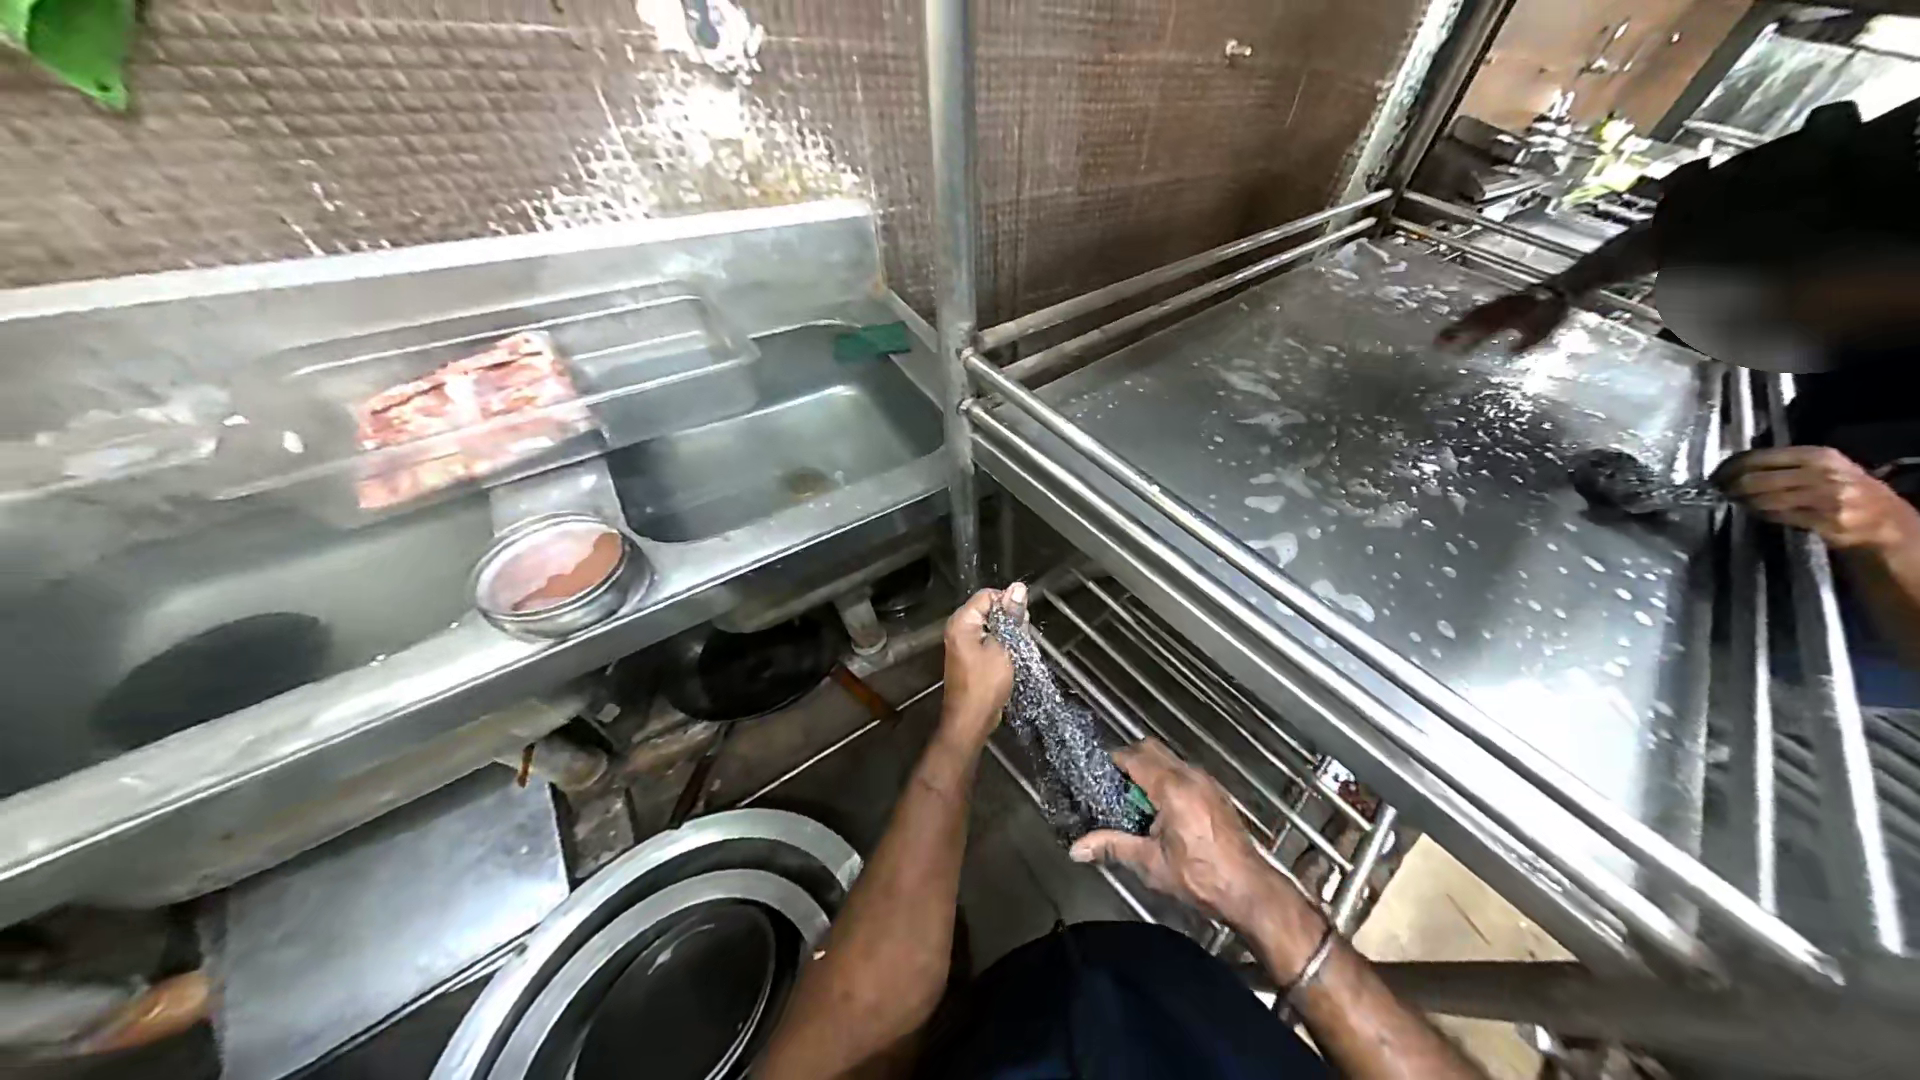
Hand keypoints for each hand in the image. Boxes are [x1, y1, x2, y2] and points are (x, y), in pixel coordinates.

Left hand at [939, 584, 1024, 748]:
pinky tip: (1011, 656)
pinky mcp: (969, 656)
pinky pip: (988, 640)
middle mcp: (958, 628)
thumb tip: (1018, 588)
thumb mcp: (1004, 647)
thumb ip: (1011, 617)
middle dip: (1008, 619)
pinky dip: (1001, 645)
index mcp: (962, 622)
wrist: (971, 719)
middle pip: (989, 609)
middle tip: (1020, 636)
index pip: (987, 595)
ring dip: (1007, 633)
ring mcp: (963, 643)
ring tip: (1017, 648)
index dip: (1007, 603)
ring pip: (991, 626)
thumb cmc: (985, 684)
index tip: (1021, 619)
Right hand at [1069, 739, 1308, 933]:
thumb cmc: (1200, 877)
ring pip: (1170, 759)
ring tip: (1138, 801)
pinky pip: (1184, 771)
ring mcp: (1207, 782)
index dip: (1113, 761)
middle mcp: (1190, 776)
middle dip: (1130, 760)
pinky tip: (1164, 810)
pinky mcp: (1217, 793)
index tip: (1098, 772)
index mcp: (1171, 788)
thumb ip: (1112, 847)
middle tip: (1115, 786)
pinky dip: (1168, 778)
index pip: (1134, 756)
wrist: (1250, 891)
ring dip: (1150, 769)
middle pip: (1151, 749)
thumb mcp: (1150, 864)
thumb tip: (1076, 849)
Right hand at [1436, 286, 1570, 353]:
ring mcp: (1497, 304)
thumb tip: (1509, 352)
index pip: (1477, 333)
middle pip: (1468, 323)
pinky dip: (1469, 316)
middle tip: (1436, 343)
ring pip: (1471, 315)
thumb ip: (1522, 344)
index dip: (1463, 343)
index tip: (1449, 352)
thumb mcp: (1540, 332)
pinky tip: (1465, 320)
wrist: (1561, 289)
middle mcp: (1496, 311)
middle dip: (1451, 333)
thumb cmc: (1551, 313)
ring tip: (1444, 333)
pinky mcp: (1501, 300)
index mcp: (1502, 320)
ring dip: (1457, 325)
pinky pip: (1479, 309)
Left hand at [1716, 446, 1919, 550]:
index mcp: (1819, 456)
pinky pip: (1774, 516)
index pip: (1757, 457)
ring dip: (1743, 502)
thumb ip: (1784, 465)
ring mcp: (1826, 497)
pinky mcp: (1824, 519)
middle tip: (1720, 491)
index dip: (1729, 467)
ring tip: (1738, 502)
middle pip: (1753, 480)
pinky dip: (1760, 514)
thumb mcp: (1823, 468)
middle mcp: (1823, 474)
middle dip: (1729, 487)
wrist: (1886, 519)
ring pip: (1760, 499)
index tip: (1715, 475)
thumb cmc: (1845, 490)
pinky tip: (1758, 513)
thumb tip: (1732, 468)